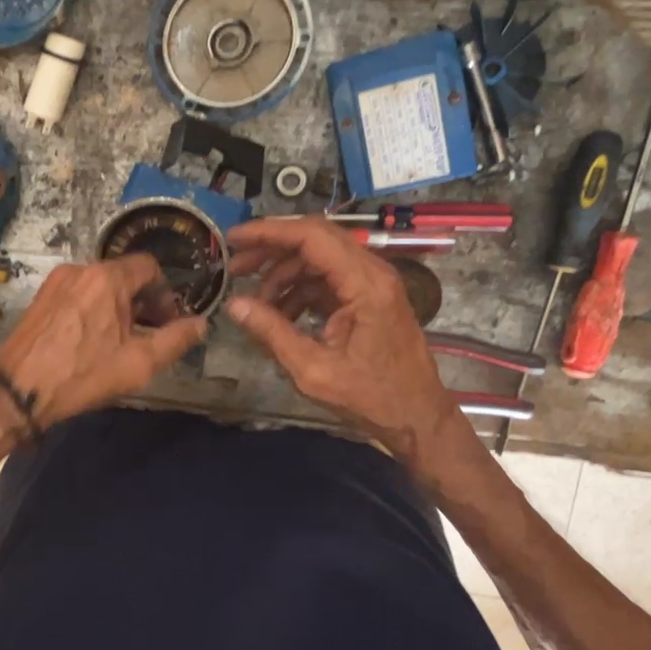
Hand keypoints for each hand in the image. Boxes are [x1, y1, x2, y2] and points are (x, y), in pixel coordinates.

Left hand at [0, 254, 207, 427]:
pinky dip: (92, 310)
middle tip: (145, 336)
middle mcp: (80, 269)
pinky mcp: (40, 297)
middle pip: (123, 275)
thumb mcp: (139, 363)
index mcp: (107, 277)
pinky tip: (90, 341)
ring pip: (99, 286)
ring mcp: (56, 282)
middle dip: (141, 302)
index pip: (149, 266)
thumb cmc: (82, 375)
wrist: (19, 391)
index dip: (165, 293)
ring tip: (117, 342)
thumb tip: (200, 324)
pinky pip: (78, 294)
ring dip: (116, 307)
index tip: (166, 322)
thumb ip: (176, 340)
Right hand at [224, 217, 461, 457]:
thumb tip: (233, 305)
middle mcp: (373, 273)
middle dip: (271, 249)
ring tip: (256, 302)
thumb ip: (272, 332)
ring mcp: (373, 284)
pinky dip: (299, 290)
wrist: (417, 417)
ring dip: (283, 273)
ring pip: (318, 259)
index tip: (233, 239)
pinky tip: (279, 315)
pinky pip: (327, 280)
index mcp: (365, 285)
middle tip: (235, 266)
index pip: (311, 236)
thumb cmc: (371, 398)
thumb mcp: (312, 370)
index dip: (268, 232)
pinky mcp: (369, 298)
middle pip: (315, 239)